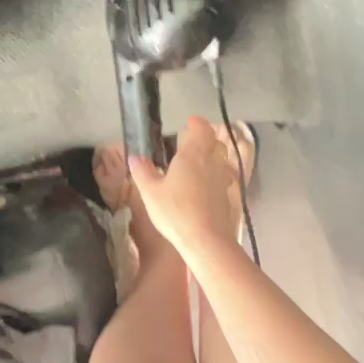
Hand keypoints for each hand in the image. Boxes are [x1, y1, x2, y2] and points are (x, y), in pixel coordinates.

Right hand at [126, 117, 250, 256]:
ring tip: (196, 166)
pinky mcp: (228, 198)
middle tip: (191, 143)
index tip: (190, 122)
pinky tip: (203, 189)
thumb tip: (135, 156)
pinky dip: (214, 178)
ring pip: (220, 162)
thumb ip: (143, 171)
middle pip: (214, 143)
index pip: (202, 129)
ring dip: (210, 159)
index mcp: (192, 155)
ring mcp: (223, 180)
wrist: (206, 240)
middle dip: (204, 140)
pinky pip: (222, 180)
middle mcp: (211, 163)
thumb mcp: (150, 192)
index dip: (197, 124)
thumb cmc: (175, 211)